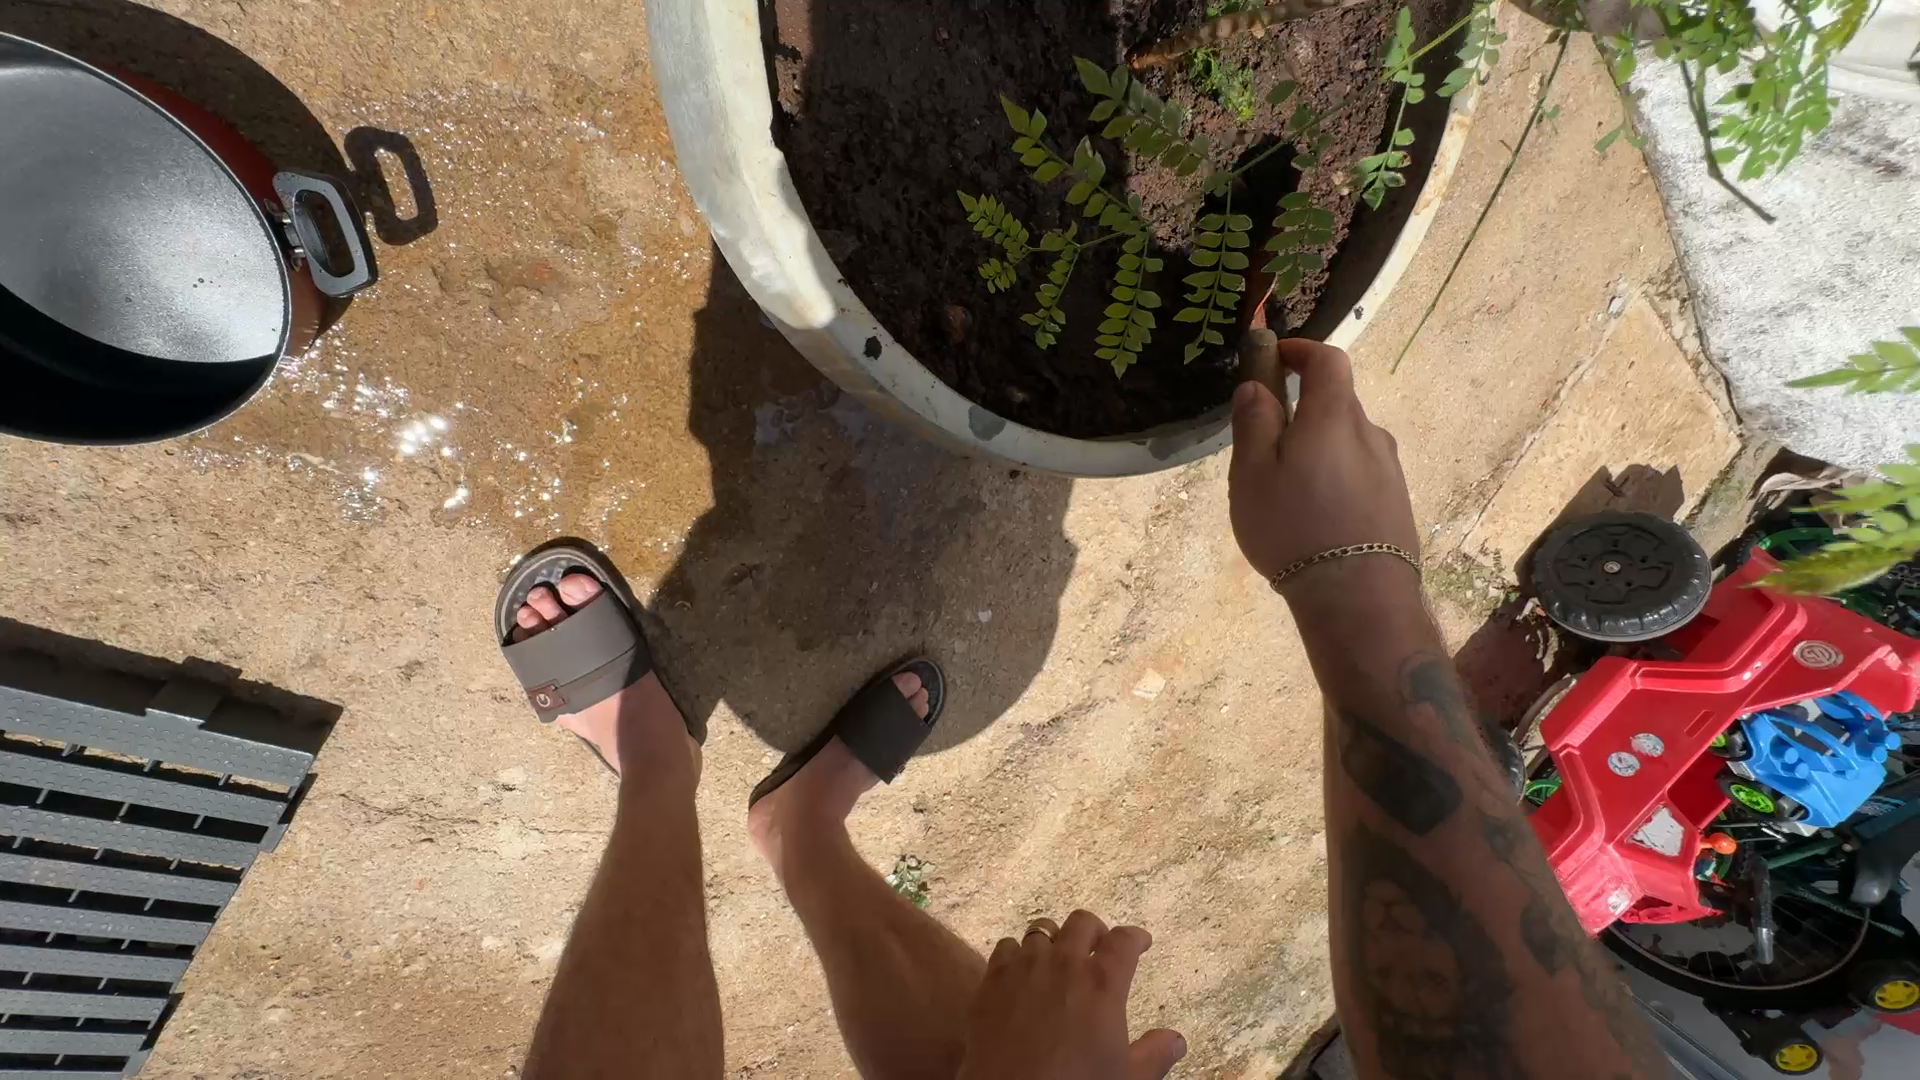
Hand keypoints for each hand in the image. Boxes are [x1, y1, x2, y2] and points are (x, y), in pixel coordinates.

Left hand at [956, 910, 1185, 1079]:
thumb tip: (1176, 1040)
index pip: (1124, 942)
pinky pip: (1007, 946)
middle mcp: (1064, 962)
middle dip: (1094, 930)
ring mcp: (1025, 964)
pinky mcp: (993, 975)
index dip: (1135, 937)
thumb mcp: (1125, 1079)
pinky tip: (1022, 972)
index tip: (1141, 940)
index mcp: (1101, 983)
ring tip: (1058, 959)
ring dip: (1055, 941)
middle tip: (1098, 947)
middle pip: (1081, 922)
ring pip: (1042, 929)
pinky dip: (1019, 954)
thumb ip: (1153, 1056)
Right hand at [1229, 336, 1418, 598]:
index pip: (1328, 360)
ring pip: (1347, 438)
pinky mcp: (1395, 499)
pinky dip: (1333, 472)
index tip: (1275, 356)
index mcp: (1333, 418)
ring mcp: (1389, 467)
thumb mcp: (1252, 475)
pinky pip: (1358, 468)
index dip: (1301, 350)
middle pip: (1337, 401)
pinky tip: (1314, 511)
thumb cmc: (1293, 527)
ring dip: (1317, 444)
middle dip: (1302, 406)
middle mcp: (1369, 433)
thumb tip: (1257, 386)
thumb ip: (1254, 424)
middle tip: (1265, 439)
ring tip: (1286, 486)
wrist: (1357, 595)